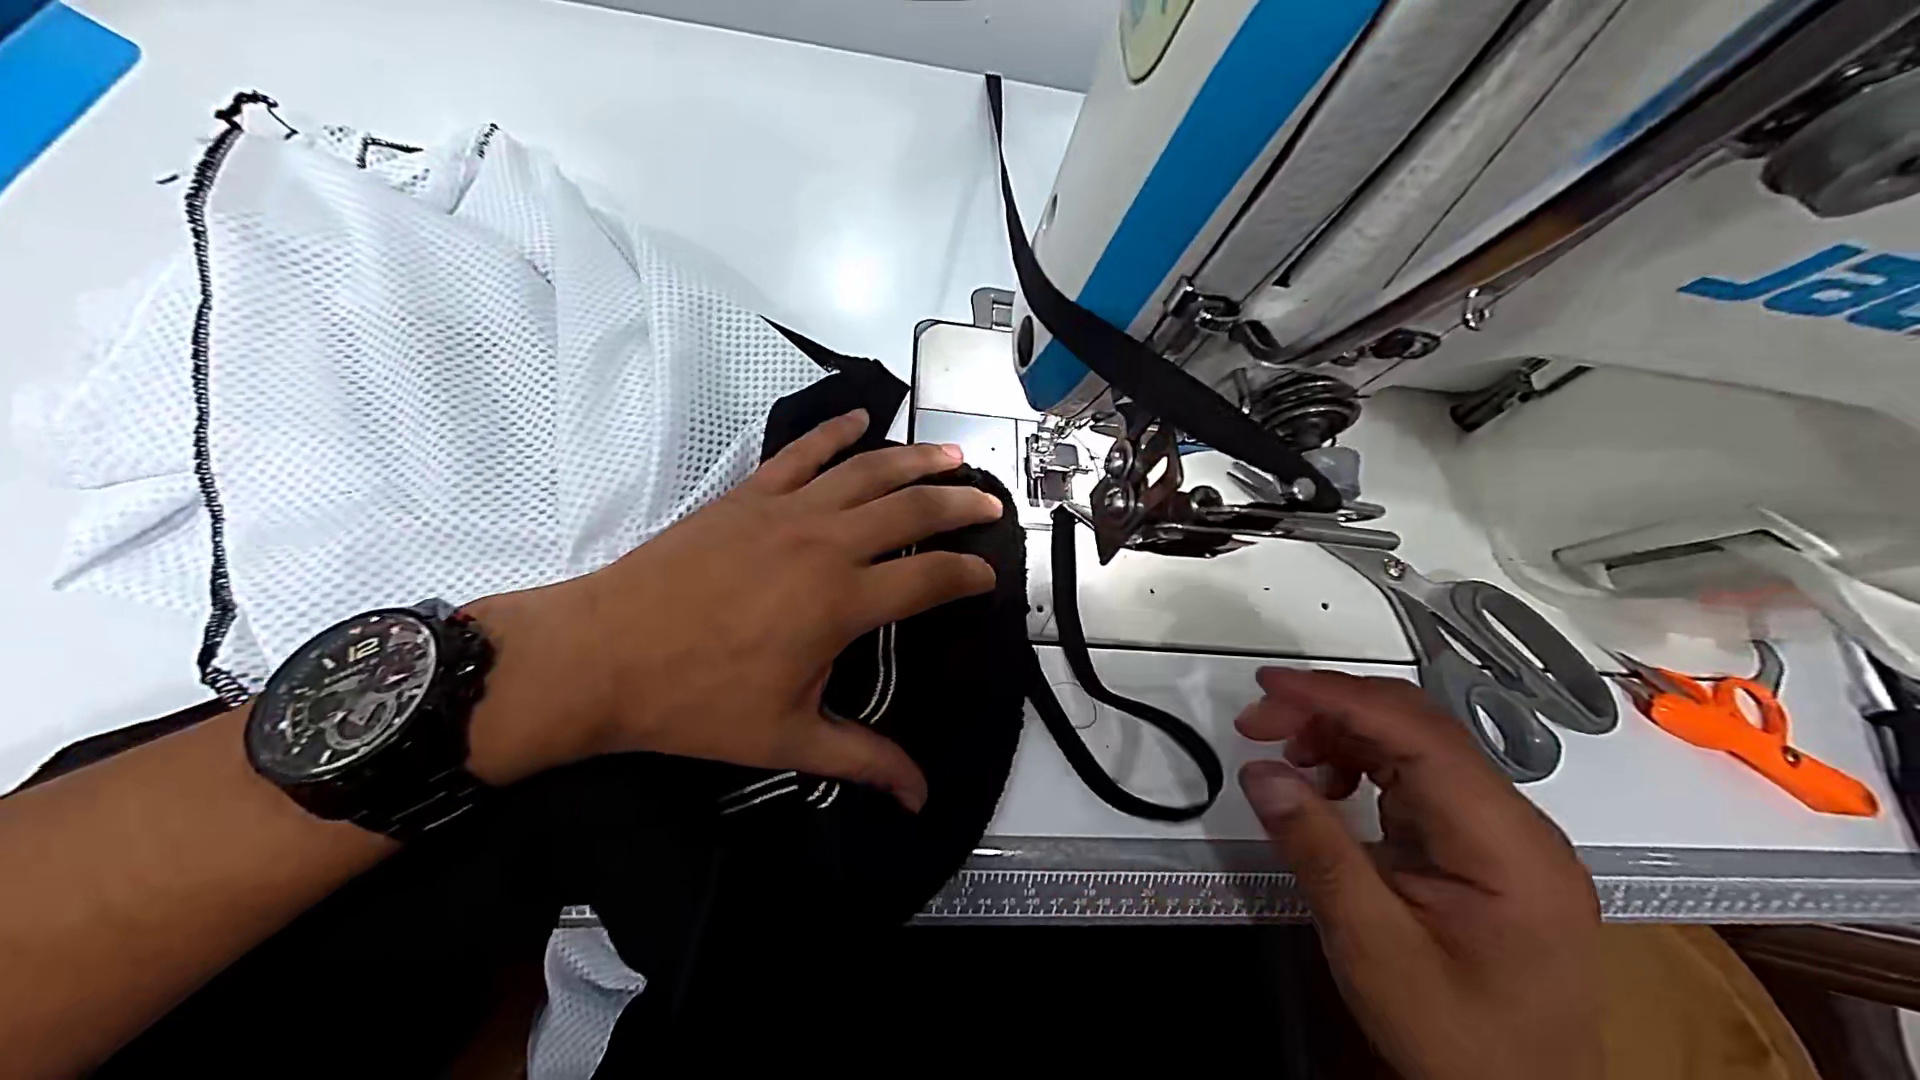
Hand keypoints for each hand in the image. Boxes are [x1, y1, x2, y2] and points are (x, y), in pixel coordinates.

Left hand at [464, 409, 1002, 807]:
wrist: (603, 655)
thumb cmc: (696, 701)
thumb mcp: (787, 738)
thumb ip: (862, 760)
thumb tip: (918, 798)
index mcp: (841, 602)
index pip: (930, 577)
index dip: (970, 576)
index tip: (988, 578)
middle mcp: (825, 544)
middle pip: (913, 508)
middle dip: (960, 505)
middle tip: (989, 504)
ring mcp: (786, 511)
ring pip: (868, 470)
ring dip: (917, 459)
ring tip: (952, 455)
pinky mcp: (748, 495)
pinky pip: (803, 452)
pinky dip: (836, 431)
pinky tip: (861, 418)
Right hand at [1236, 669, 1602, 1079]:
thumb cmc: (1457, 1039)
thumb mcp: (1372, 947)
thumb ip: (1316, 849)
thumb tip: (1260, 772)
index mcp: (1508, 846)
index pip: (1420, 736)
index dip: (1339, 698)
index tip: (1270, 685)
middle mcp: (1514, 823)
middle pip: (1417, 727)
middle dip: (1330, 709)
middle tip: (1257, 722)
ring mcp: (1498, 830)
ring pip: (1410, 742)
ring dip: (1338, 731)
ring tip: (1280, 750)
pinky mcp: (1475, 841)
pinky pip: (1410, 774)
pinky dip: (1355, 761)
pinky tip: (1322, 782)